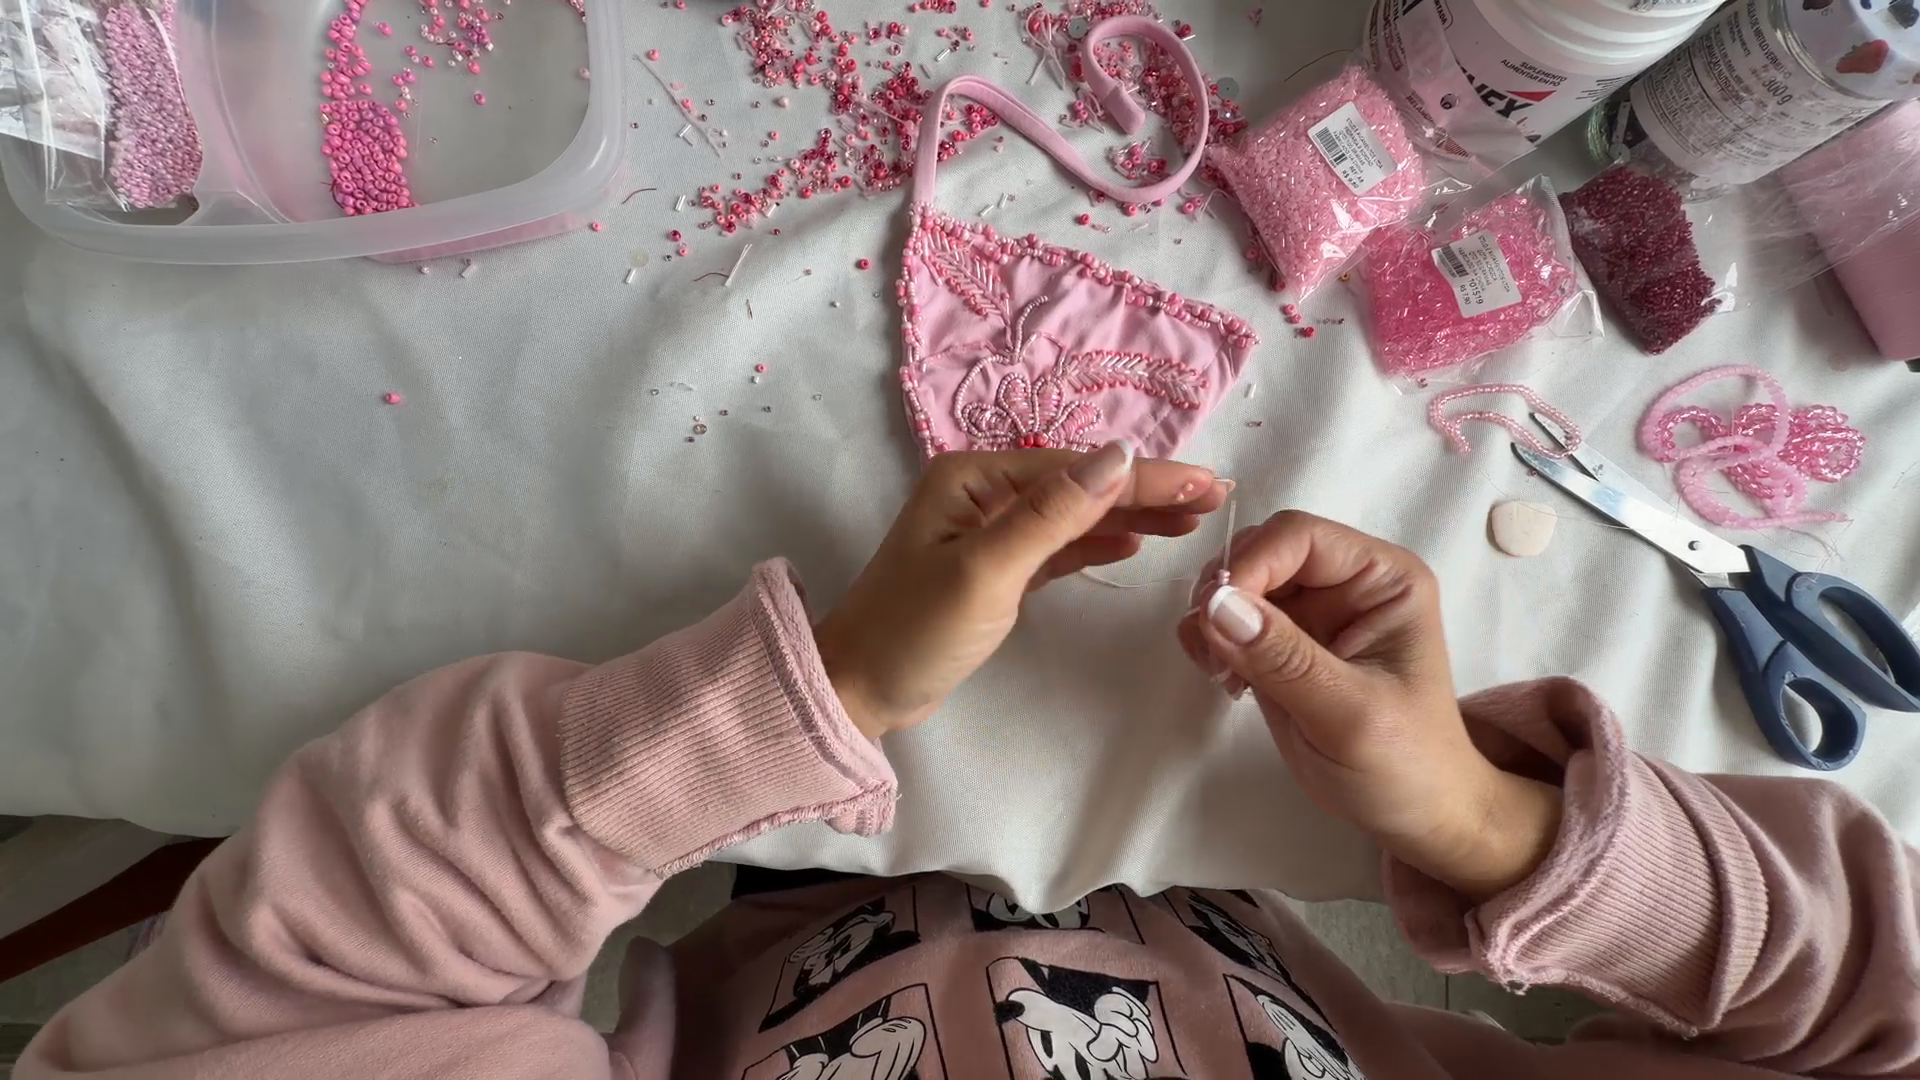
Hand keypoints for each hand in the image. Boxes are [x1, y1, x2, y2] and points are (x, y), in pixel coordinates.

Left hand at [816, 442, 1226, 739]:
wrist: (861, 690)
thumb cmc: (915, 631)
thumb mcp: (985, 571)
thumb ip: (1052, 516)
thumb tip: (1119, 456)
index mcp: (974, 478)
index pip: (1075, 470)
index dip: (1144, 475)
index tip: (1207, 482)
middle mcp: (984, 494)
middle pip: (1079, 487)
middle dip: (1145, 491)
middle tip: (1214, 496)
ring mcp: (991, 531)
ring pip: (1074, 517)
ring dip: (1129, 517)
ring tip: (1189, 520)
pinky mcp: (998, 569)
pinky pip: (1057, 548)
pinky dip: (1096, 545)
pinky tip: (1132, 543)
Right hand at [1177, 511, 1561, 902]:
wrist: (1411, 814)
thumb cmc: (1404, 765)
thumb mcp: (1349, 714)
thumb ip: (1284, 659)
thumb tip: (1215, 605)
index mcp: (1380, 578)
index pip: (1298, 537)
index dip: (1251, 564)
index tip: (1215, 616)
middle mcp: (1341, 582)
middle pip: (1257, 551)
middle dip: (1223, 593)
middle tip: (1211, 652)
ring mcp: (1307, 610)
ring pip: (1232, 582)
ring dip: (1208, 619)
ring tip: (1217, 672)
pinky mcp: (1276, 640)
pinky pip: (1223, 616)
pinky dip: (1207, 639)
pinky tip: (1223, 679)